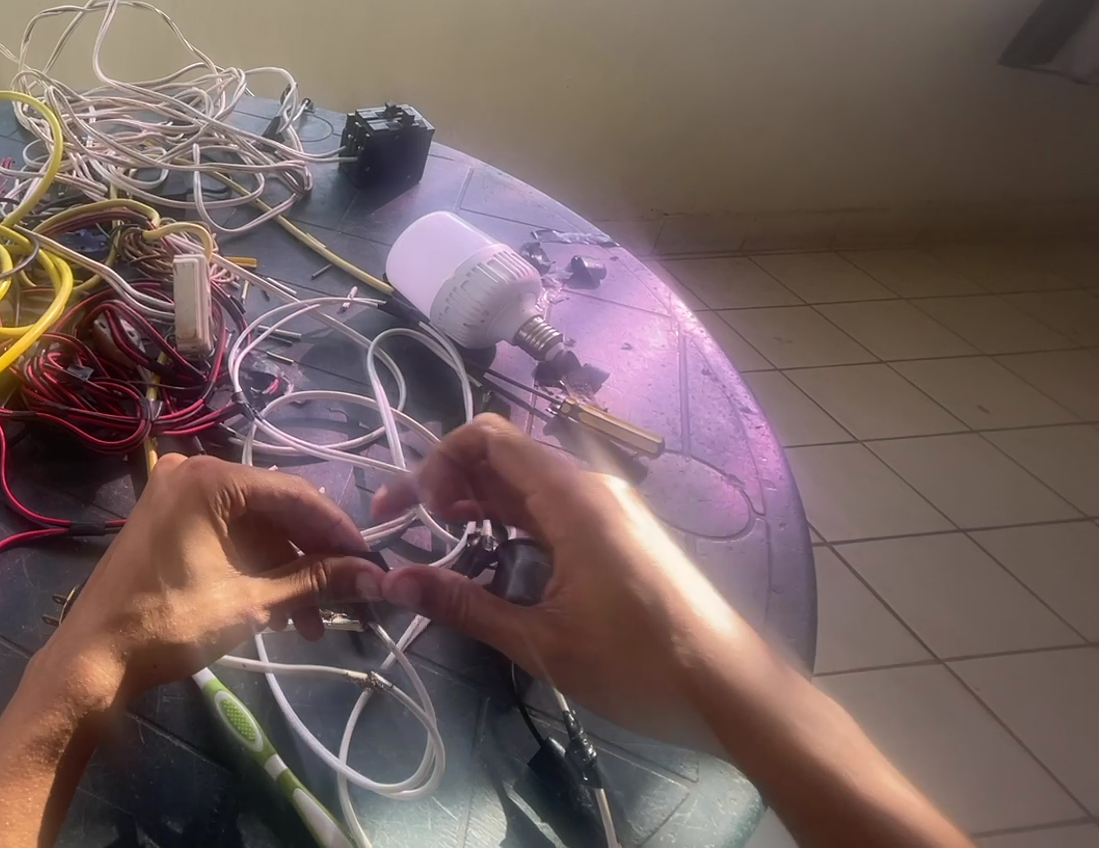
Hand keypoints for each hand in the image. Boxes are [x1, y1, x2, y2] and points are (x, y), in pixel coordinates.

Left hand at [46, 454, 386, 698]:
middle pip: (272, 507)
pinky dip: (250, 561)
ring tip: (310, 621)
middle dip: (310, 555)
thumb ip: (315, 581)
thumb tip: (374, 576)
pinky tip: (276, 603)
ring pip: (248, 522)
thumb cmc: (172, 622)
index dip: (337, 530)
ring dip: (282, 567)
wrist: (94, 654)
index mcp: (211, 478)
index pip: (294, 493)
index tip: (371, 562)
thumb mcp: (253, 601)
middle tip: (346, 597)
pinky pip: (222, 528)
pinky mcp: (164, 515)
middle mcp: (191, 470)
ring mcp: (172, 491)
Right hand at [370, 415, 766, 743]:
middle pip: (497, 453)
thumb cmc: (644, 666)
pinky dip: (502, 513)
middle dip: (441, 477)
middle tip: (402, 518)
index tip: (419, 512)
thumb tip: (391, 583)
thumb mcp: (541, 641)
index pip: (487, 436)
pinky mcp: (611, 528)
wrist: (745, 699)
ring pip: (519, 478)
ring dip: (470, 496)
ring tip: (434, 530)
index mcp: (571, 497)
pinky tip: (483, 543)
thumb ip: (461, 604)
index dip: (438, 461)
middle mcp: (586, 486)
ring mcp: (602, 505)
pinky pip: (543, 501)